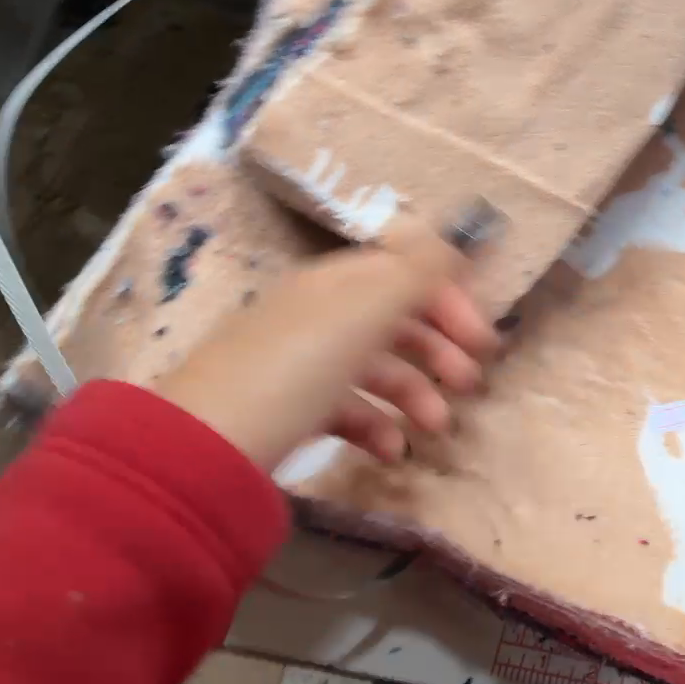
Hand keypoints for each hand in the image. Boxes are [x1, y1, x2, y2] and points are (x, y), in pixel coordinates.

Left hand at [152, 217, 500, 471]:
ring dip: (420, 394)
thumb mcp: (366, 309)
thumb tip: (465, 234)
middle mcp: (324, 315)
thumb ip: (422, 270)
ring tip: (437, 425)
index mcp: (340, 284)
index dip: (453, 301)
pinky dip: (380, 427)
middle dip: (443, 351)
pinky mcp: (296, 409)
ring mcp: (308, 364)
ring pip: (384, 369)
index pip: (411, 275)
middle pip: (402, 322)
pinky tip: (392, 448)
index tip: (482, 338)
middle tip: (471, 382)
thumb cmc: (296, 368)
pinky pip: (353, 410)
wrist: (202, 447)